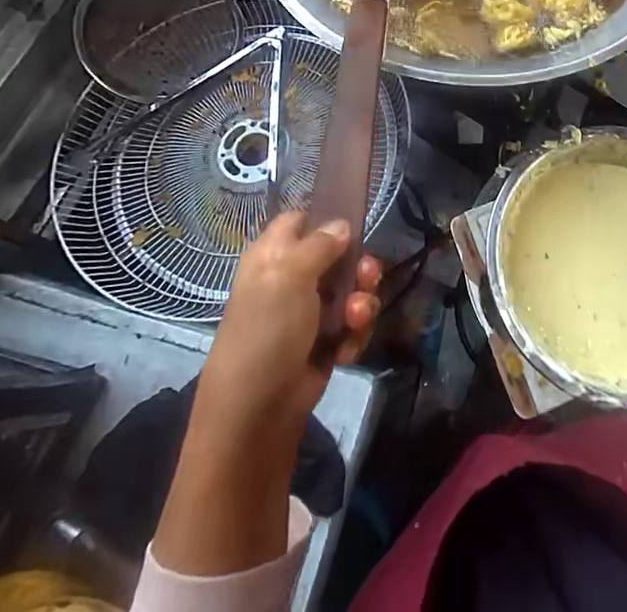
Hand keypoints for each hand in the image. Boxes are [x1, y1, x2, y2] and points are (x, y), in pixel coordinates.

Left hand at [195, 211, 382, 437]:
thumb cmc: (268, 327)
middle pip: (337, 257)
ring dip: (360, 307)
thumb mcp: (288, 275)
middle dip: (358, 269)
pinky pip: (351, 327)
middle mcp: (292, 278)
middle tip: (367, 279)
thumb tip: (341, 225)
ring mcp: (308, 312)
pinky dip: (352, 336)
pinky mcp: (324, 342)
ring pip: (351, 293)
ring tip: (353, 323)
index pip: (300, 221)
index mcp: (273, 254)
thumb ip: (318, 244)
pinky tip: (343, 351)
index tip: (355, 224)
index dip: (326, 220)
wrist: (259, 405)